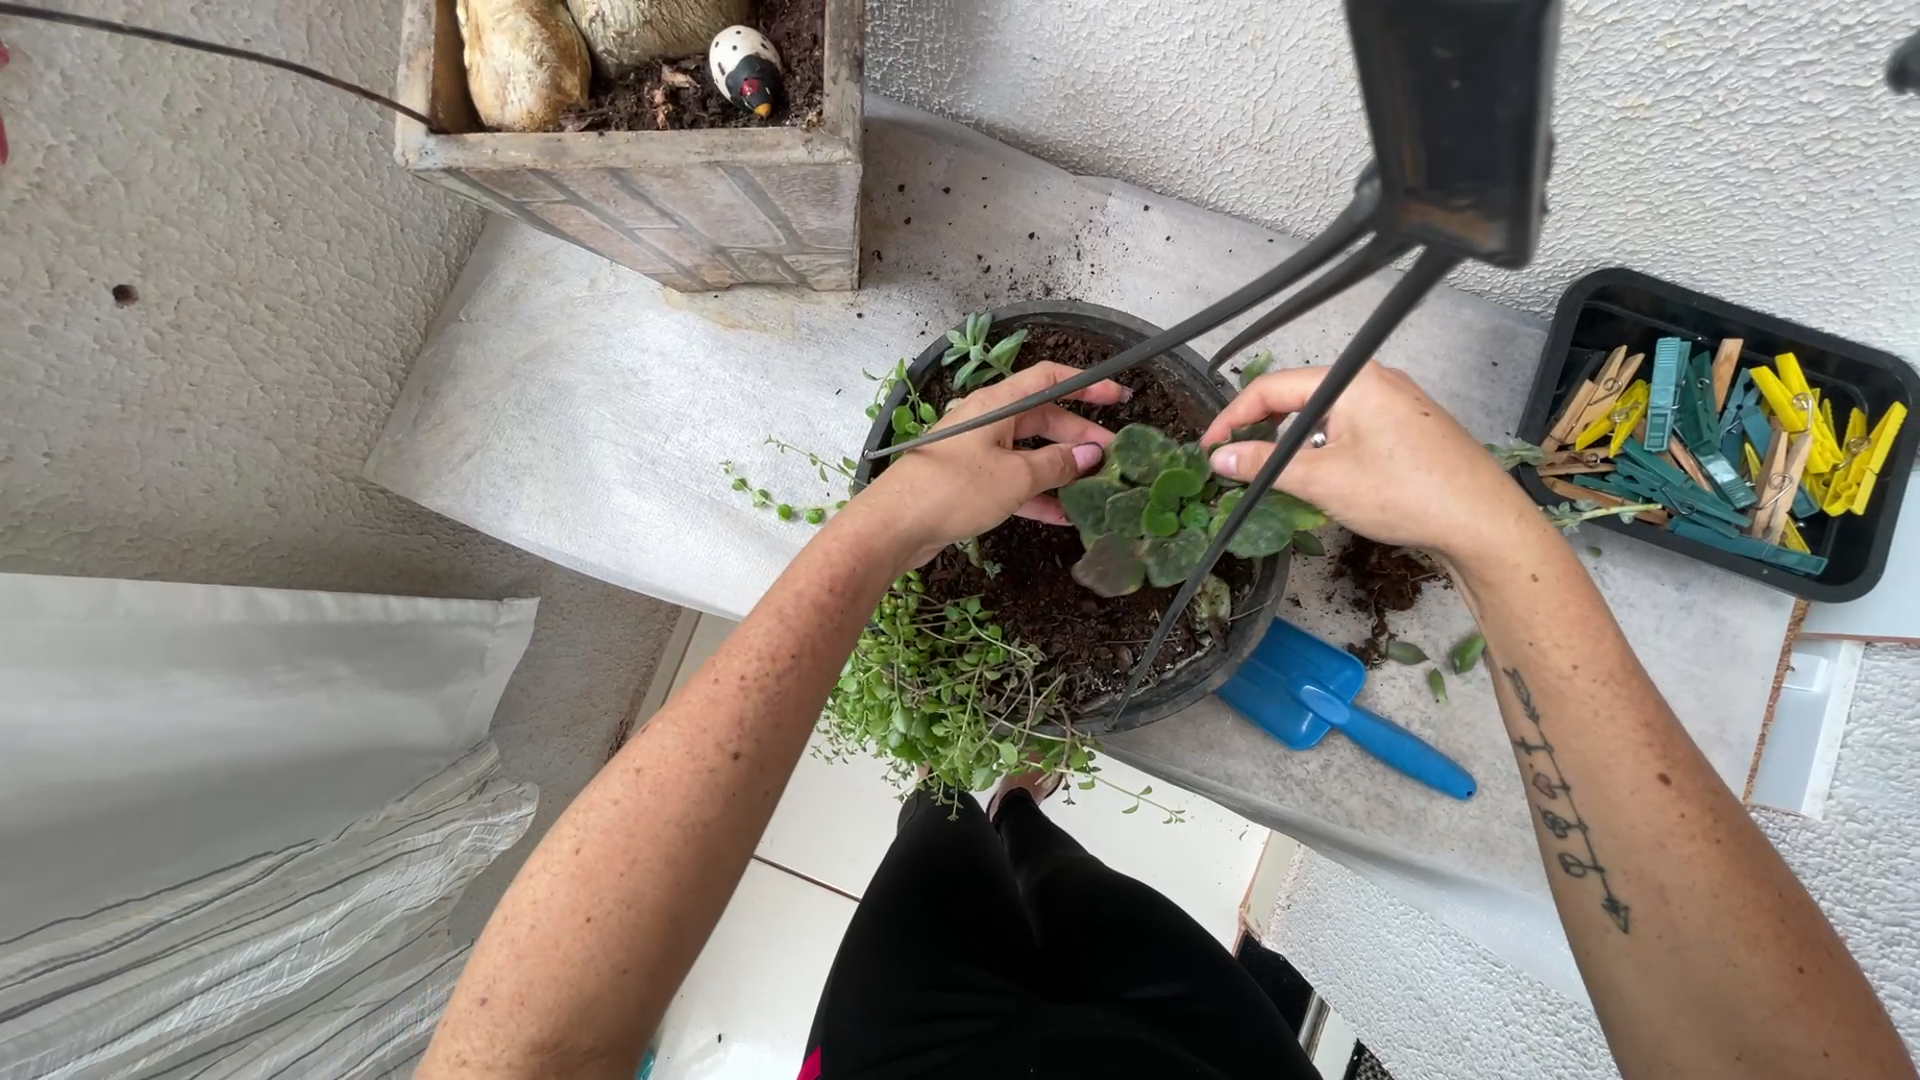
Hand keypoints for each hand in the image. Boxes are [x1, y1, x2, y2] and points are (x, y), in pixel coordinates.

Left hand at [858, 362, 1128, 568]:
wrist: (894, 527)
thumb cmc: (953, 491)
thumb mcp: (1013, 476)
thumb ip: (1055, 465)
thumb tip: (1090, 454)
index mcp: (996, 405)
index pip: (1048, 379)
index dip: (1085, 385)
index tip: (1118, 397)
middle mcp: (987, 423)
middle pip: (1042, 419)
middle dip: (1079, 436)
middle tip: (1112, 457)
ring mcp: (977, 454)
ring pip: (1029, 454)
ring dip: (1061, 469)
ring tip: (1095, 487)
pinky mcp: (970, 484)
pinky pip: (1012, 482)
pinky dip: (1037, 495)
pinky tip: (1063, 515)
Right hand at [1201, 362, 1542, 559]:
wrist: (1483, 523)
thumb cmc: (1405, 494)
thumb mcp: (1320, 480)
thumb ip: (1264, 465)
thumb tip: (1220, 459)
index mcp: (1352, 382)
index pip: (1271, 388)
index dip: (1232, 418)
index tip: (1210, 447)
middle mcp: (1374, 381)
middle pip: (1296, 396)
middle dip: (1259, 426)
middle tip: (1234, 457)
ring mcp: (1394, 402)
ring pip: (1322, 414)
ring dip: (1290, 439)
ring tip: (1270, 469)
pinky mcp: (1405, 425)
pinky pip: (1347, 426)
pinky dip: (1320, 446)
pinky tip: (1316, 474)